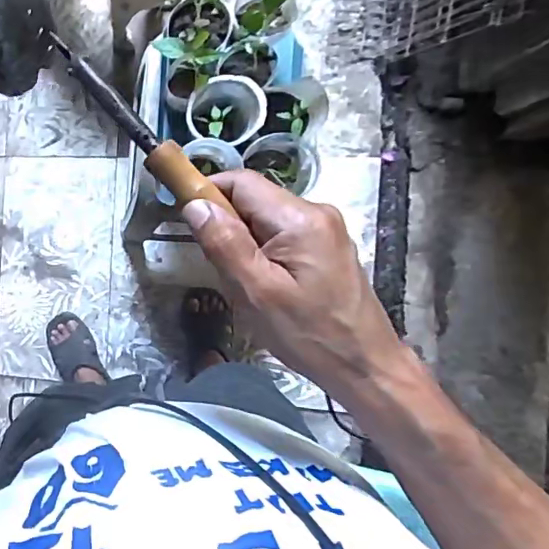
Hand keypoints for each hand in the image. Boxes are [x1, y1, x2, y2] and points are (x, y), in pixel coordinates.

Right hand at [183, 171, 406, 395]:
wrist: (364, 366)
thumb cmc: (309, 334)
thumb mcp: (257, 292)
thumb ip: (225, 244)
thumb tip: (195, 204)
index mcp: (300, 218)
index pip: (241, 182)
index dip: (207, 192)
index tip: (184, 219)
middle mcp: (315, 212)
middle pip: (252, 199)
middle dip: (225, 225)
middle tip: (218, 266)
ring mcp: (323, 229)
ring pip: (263, 218)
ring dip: (241, 241)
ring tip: (242, 281)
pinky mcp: (324, 246)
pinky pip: (278, 234)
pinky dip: (259, 251)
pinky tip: (263, 284)